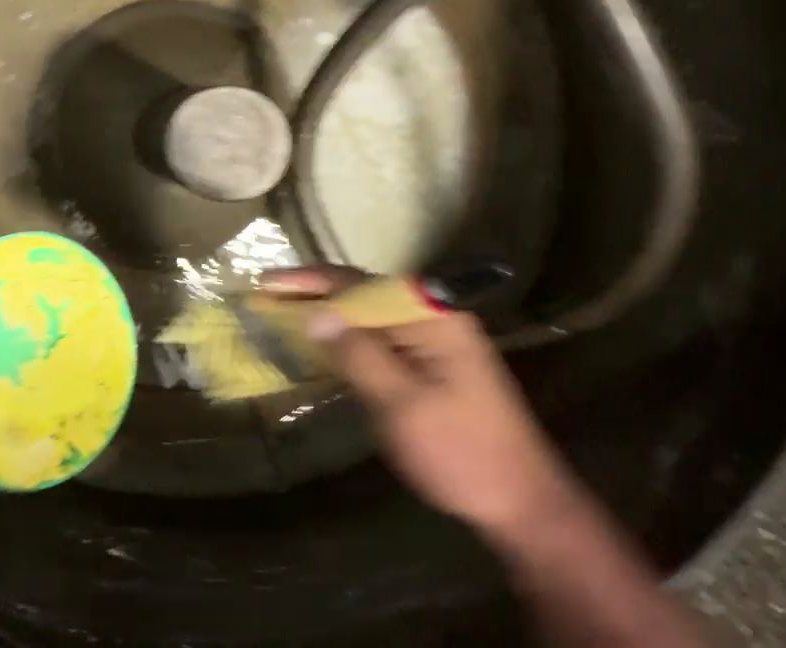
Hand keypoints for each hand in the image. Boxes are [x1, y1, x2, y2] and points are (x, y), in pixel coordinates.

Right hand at [260, 266, 577, 537]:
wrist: (522, 506)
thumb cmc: (461, 452)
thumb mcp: (402, 403)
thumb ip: (357, 354)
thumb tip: (315, 313)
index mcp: (432, 319)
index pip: (359, 284)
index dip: (308, 280)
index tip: (265, 283)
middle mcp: (432, 321)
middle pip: (361, 293)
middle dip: (311, 292)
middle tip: (263, 296)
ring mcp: (432, 345)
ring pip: (366, 316)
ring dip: (324, 313)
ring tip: (279, 313)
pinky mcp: (428, 368)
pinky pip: (376, 340)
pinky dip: (342, 338)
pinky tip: (317, 344)